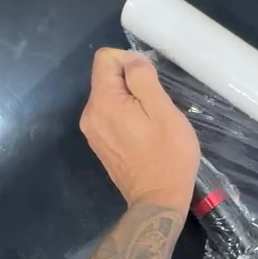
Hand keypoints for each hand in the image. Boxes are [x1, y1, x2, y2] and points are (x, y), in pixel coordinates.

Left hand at [81, 48, 199, 212]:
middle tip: (156, 106)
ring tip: (151, 123)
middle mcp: (90, 114)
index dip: (130, 61)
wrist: (158, 200)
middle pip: (106, 77)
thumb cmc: (167, 156)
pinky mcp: (100, 144)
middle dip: (132, 83)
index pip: (105, 58)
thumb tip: (131, 60)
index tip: (150, 82)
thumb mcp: (163, 111)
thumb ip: (143, 79)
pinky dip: (126, 117)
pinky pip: (110, 116)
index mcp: (103, 102)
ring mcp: (93, 132)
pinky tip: (143, 135)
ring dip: (131, 101)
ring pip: (110, 97)